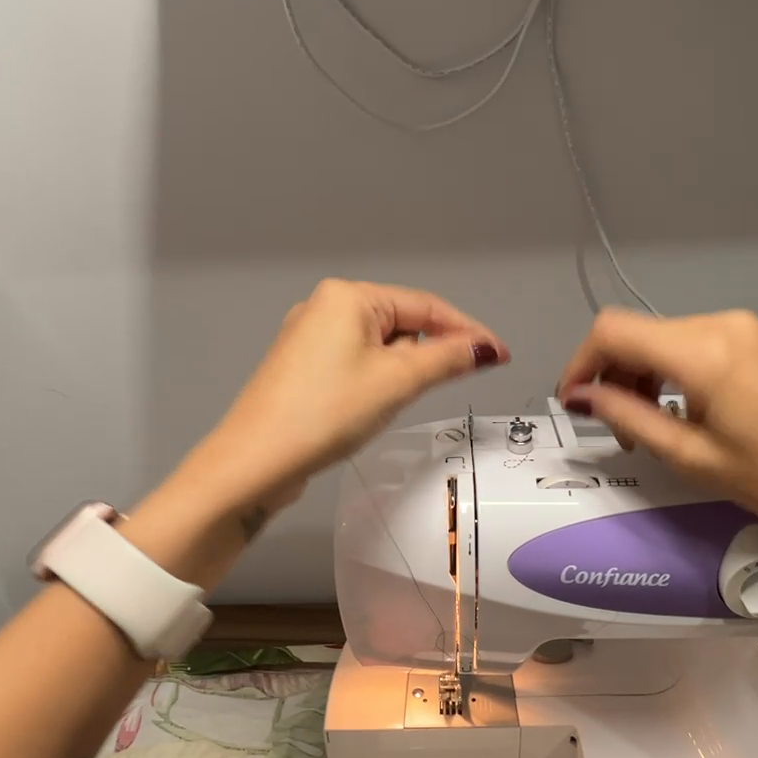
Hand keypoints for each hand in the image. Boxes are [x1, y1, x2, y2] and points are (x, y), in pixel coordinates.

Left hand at [177, 279, 508, 523]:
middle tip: (463, 379)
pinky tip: (378, 404)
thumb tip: (486, 348)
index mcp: (348, 296)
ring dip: (406, 368)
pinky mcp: (301, 368)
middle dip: (434, 350)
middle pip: (402, 322)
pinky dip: (380, 378)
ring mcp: (309, 338)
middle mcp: (325, 307)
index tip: (501, 356)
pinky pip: (356, 362)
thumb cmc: (328, 413)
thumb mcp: (398, 382)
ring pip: (379, 346)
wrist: (256, 461)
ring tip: (413, 397)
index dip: (468, 331)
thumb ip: (446, 359)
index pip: (426, 305)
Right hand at [556, 307, 757, 539]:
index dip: (580, 365)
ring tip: (647, 428)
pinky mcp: (755, 340)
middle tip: (615, 430)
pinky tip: (680, 411)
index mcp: (701, 352)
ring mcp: (741, 328)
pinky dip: (669, 373)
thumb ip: (630, 418)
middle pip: (635, 333)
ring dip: (639, 376)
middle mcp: (718, 324)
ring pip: (661, 338)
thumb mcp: (694, 457)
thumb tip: (582, 397)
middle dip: (610, 375)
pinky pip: (691, 344)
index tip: (574, 406)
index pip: (612, 332)